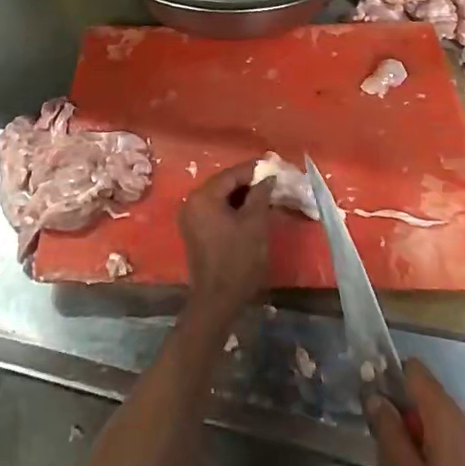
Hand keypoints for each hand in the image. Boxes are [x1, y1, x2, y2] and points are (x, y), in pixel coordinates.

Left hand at [179, 161, 273, 327]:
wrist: (218, 299)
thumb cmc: (239, 259)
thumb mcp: (255, 224)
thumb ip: (260, 195)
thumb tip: (268, 177)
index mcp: (203, 197)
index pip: (230, 174)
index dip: (253, 170)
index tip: (273, 166)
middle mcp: (192, 202)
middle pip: (223, 184)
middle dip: (247, 182)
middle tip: (271, 180)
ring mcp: (191, 217)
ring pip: (220, 197)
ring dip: (241, 195)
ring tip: (265, 194)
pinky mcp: (195, 231)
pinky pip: (215, 210)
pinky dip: (232, 207)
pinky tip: (250, 210)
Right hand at [367, 358, 464, 465]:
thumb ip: (389, 433)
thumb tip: (374, 397)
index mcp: (448, 413)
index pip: (413, 369)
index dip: (390, 379)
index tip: (375, 404)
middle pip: (425, 401)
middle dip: (404, 423)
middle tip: (390, 459)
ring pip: (442, 426)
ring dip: (422, 443)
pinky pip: (460, 445)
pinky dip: (444, 457)